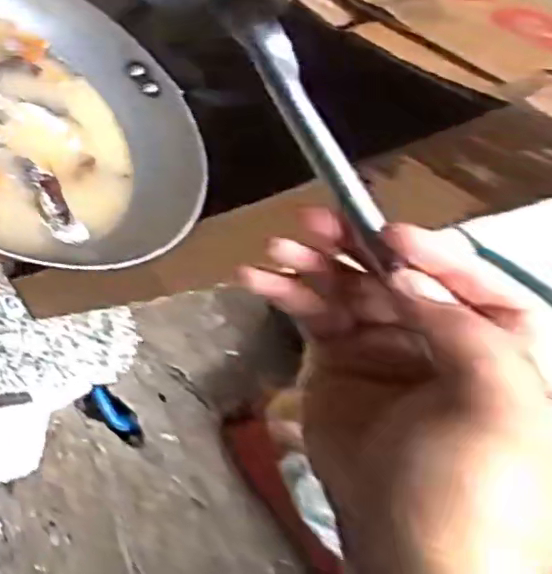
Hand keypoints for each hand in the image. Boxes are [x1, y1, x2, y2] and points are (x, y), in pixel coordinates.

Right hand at [239, 208, 551, 573]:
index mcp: (505, 363)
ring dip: (310, 265)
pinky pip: (307, 312)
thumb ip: (470, 342)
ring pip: (346, 291)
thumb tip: (408, 278)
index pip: (482, 294)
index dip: (440, 258)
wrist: (411, 538)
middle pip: (400, 283)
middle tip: (310, 222)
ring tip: (276, 250)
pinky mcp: (333, 362)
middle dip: (356, 249)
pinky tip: (256, 280)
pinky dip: (281, 291)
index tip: (388, 230)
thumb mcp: (501, 417)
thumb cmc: (477, 484)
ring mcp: (385, 356)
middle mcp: (445, 351)